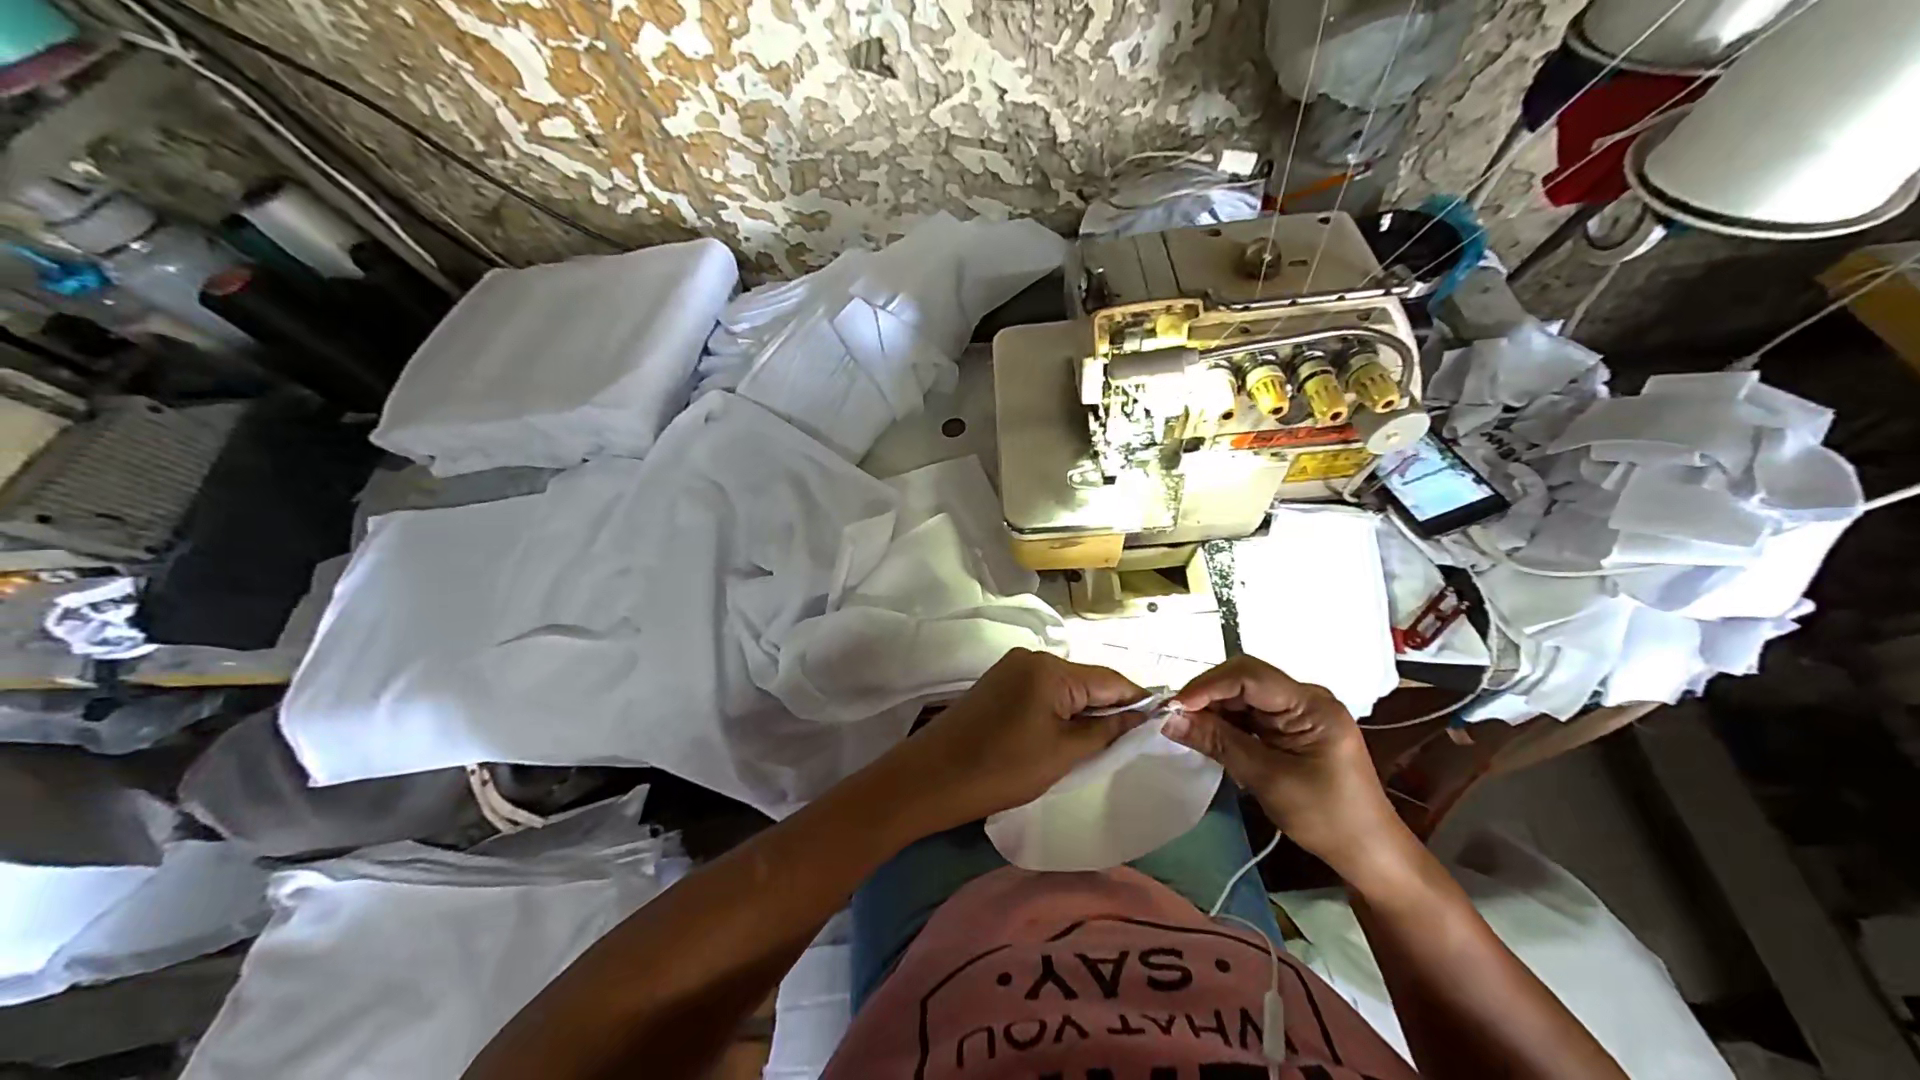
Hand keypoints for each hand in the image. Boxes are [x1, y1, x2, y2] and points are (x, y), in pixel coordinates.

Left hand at [881, 649, 1146, 831]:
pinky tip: (1064, 738)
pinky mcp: (997, 686)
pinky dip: (1058, 713)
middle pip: (1087, 681)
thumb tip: (1144, 716)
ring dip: (1083, 713)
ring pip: (1064, 688)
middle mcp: (1032, 658)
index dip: (1138, 702)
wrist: (929, 779)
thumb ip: (1106, 730)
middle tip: (1129, 745)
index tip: (1161, 726)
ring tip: (1099, 747)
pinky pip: (1042, 694)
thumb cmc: (1001, 769)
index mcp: (1051, 668)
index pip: (1111, 679)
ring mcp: (1011, 669)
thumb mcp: (1063, 753)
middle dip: (1110, 710)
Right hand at [1165, 656, 1413, 885]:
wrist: (1368, 852)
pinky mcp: (1293, 727)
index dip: (1207, 685)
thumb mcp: (1267, 779)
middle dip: (1207, 695)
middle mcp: (1307, 698)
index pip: (1249, 676)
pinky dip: (1227, 723)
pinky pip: (1251, 713)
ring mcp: (1300, 712)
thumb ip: (1218, 743)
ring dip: (1214, 709)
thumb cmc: (1325, 816)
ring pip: (1243, 696)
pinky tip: (1208, 735)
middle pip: (1244, 680)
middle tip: (1174, 717)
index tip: (1174, 707)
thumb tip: (1169, 720)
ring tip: (1185, 727)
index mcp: (1312, 705)